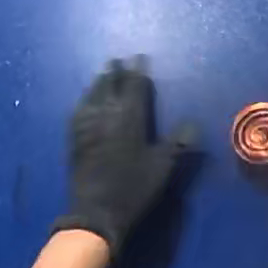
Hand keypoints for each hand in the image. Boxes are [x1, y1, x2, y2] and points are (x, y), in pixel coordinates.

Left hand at [54, 59, 191, 250]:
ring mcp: (86, 125)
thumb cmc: (133, 188)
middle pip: (110, 86)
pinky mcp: (74, 136)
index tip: (139, 57)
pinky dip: (85, 99)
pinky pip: (79, 109)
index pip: (134, 87)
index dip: (137, 71)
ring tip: (103, 73)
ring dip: (99, 82)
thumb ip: (177, 143)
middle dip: (115, 72)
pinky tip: (85, 99)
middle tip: (117, 59)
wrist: (96, 210)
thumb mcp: (162, 167)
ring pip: (93, 95)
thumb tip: (193, 123)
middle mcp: (106, 115)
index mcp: (130, 119)